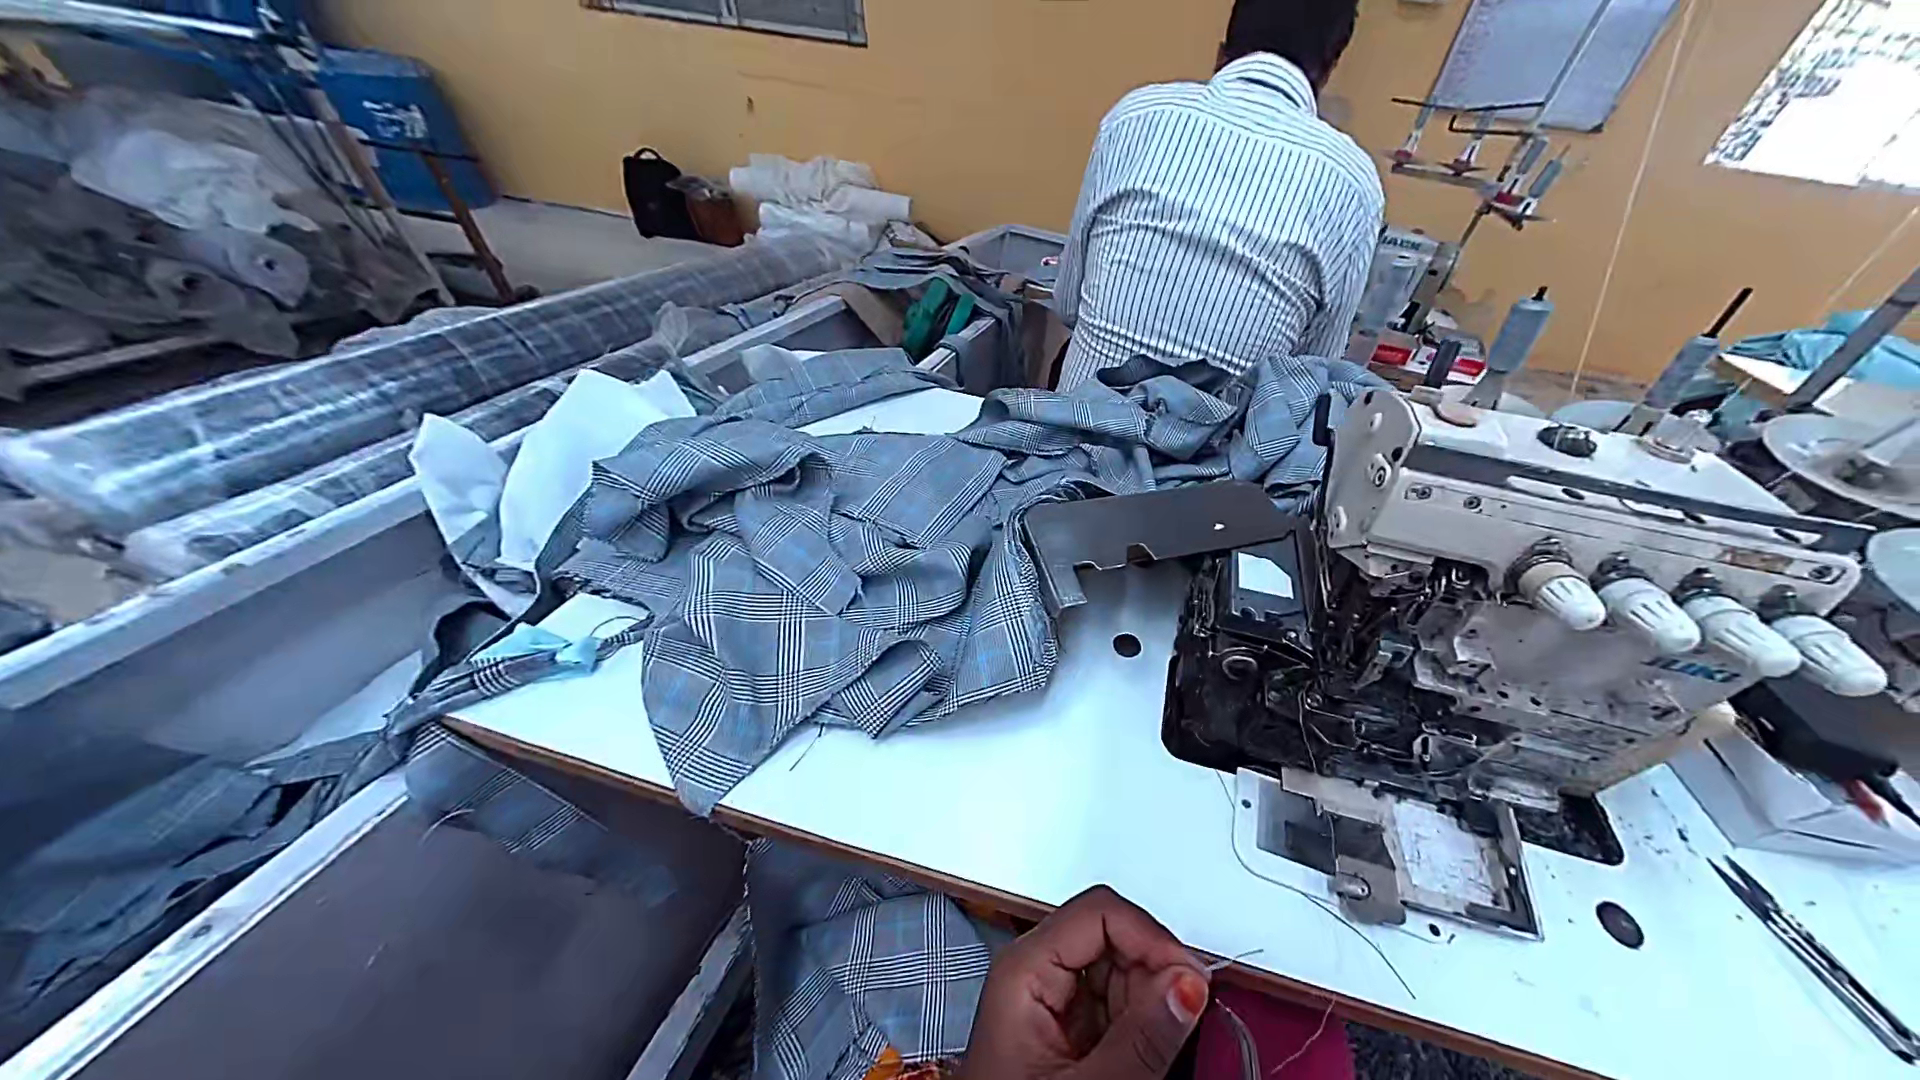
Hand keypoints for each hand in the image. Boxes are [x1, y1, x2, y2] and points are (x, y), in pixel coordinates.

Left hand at [959, 886, 1209, 1079]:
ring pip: (1120, 971)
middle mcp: (1036, 971)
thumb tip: (1188, 982)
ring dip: (1153, 1004)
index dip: (1151, 937)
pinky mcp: (1068, 1029)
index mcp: (1025, 968)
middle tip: (1184, 1022)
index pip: (1099, 912)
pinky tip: (1147, 1058)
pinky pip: (1117, 1006)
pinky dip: (1142, 1026)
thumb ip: (1141, 1037)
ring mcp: (1053, 1000)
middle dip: (1156, 974)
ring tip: (1160, 1052)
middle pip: (1112, 936)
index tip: (1193, 979)